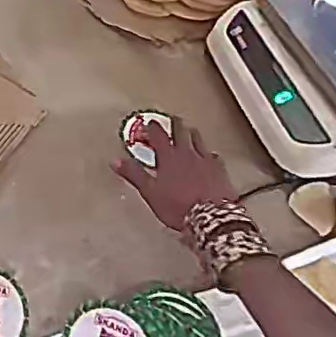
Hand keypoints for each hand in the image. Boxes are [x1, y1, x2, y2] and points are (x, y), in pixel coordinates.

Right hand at [112, 120, 236, 233]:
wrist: (209, 217)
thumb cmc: (178, 206)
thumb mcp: (150, 191)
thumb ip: (134, 173)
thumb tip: (115, 161)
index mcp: (168, 158)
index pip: (158, 135)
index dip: (152, 127)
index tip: (150, 123)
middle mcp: (187, 154)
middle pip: (181, 131)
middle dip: (174, 123)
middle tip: (171, 120)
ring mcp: (205, 160)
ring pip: (198, 139)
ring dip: (191, 133)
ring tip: (189, 130)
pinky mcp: (219, 169)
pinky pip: (214, 155)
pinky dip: (208, 153)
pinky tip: (209, 156)